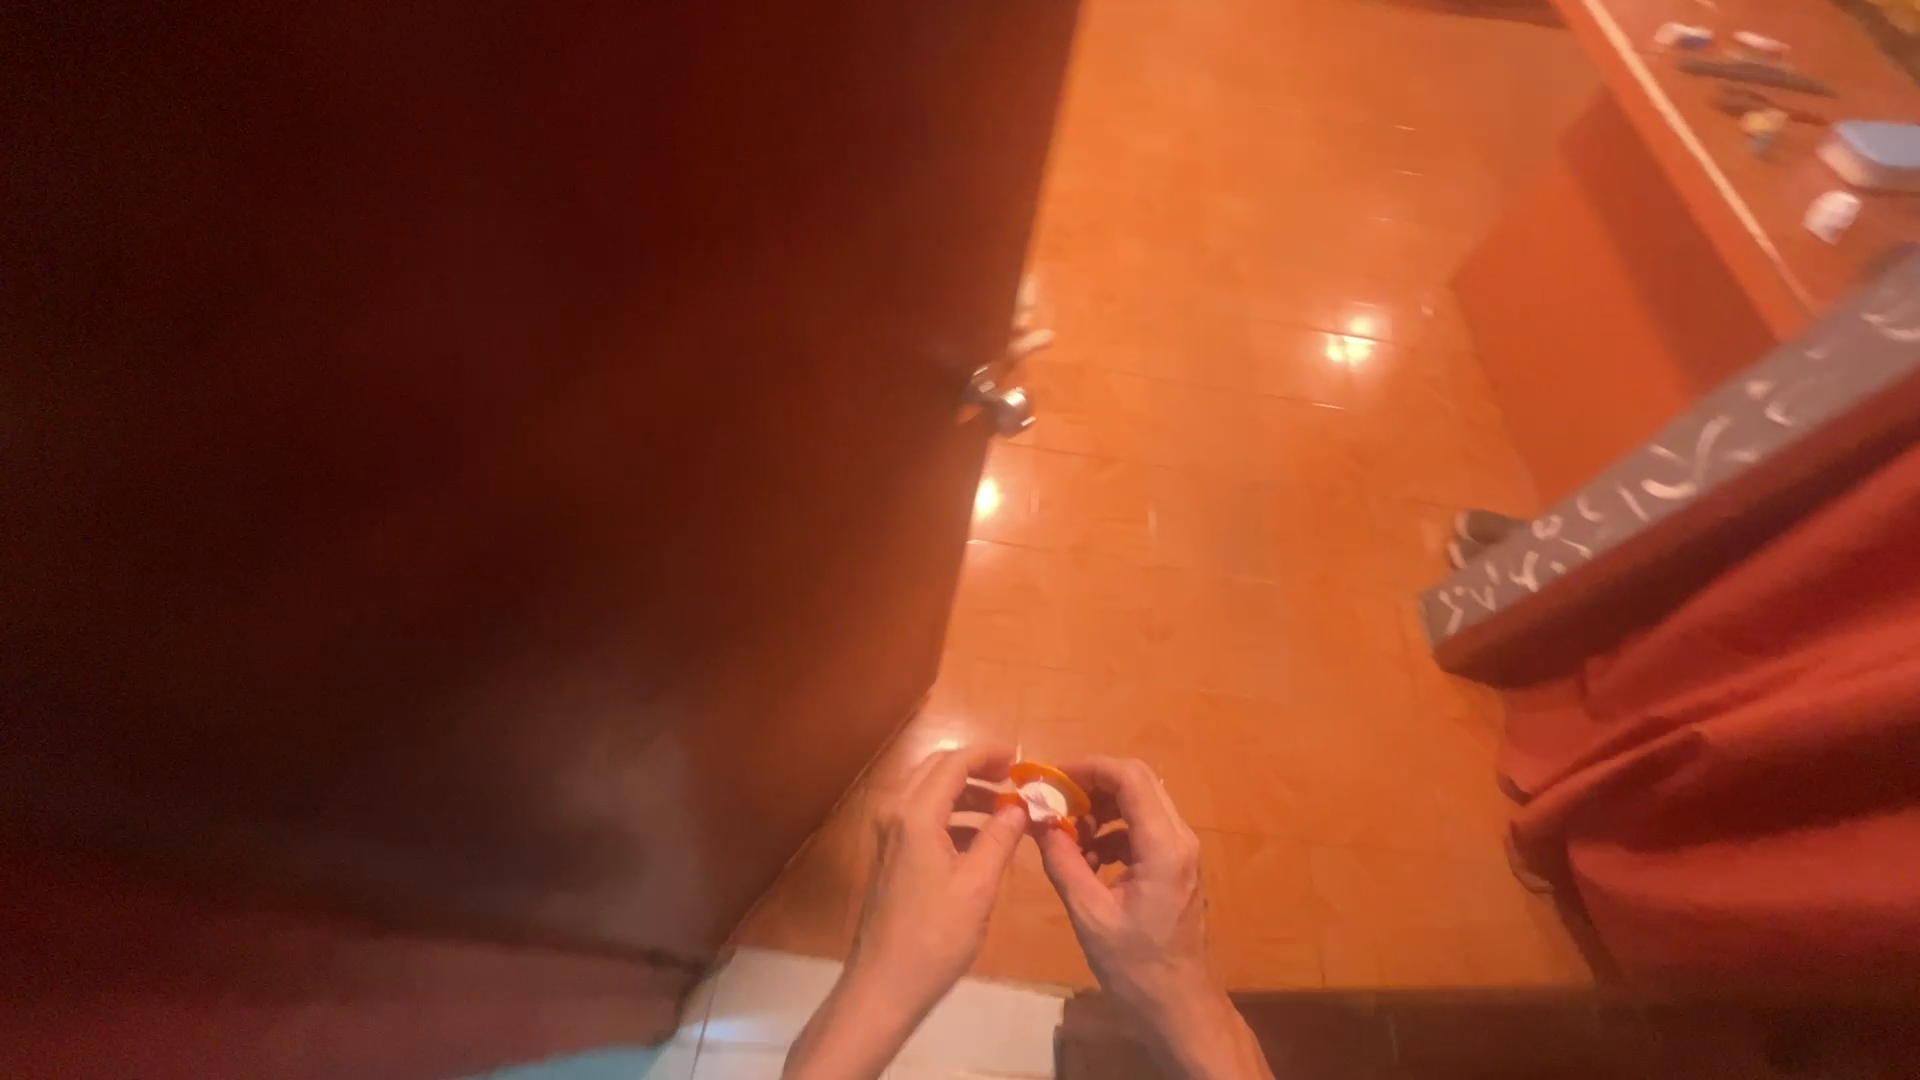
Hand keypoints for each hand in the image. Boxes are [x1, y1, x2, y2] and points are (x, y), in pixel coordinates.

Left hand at [849, 743, 1027, 999]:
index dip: (988, 755)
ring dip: (965, 792)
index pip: (954, 763)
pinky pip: (922, 815)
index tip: (1019, 759)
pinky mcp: (889, 853)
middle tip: (1013, 780)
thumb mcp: (978, 887)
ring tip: (1004, 810)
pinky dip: (951, 815)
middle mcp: (896, 812)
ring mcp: (888, 833)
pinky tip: (979, 838)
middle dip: (976, 768)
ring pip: (929, 791)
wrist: (882, 987)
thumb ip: (1000, 838)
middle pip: (937, 769)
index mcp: (916, 814)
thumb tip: (1020, 807)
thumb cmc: (934, 937)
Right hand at [1037, 757, 1271, 1079]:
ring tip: (1068, 837)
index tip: (1052, 779)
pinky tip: (1088, 861)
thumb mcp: (1089, 915)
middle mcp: (1179, 839)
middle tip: (1056, 802)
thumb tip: (1036, 818)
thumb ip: (1062, 860)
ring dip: (1100, 810)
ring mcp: (1181, 852)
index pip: (1129, 778)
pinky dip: (1112, 832)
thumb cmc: (1137, 969)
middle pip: (1136, 782)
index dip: (1088, 768)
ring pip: (1139, 803)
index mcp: (1163, 846)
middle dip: (1092, 785)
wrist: (1183, 1013)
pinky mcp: (1176, 865)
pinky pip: (1142, 828)